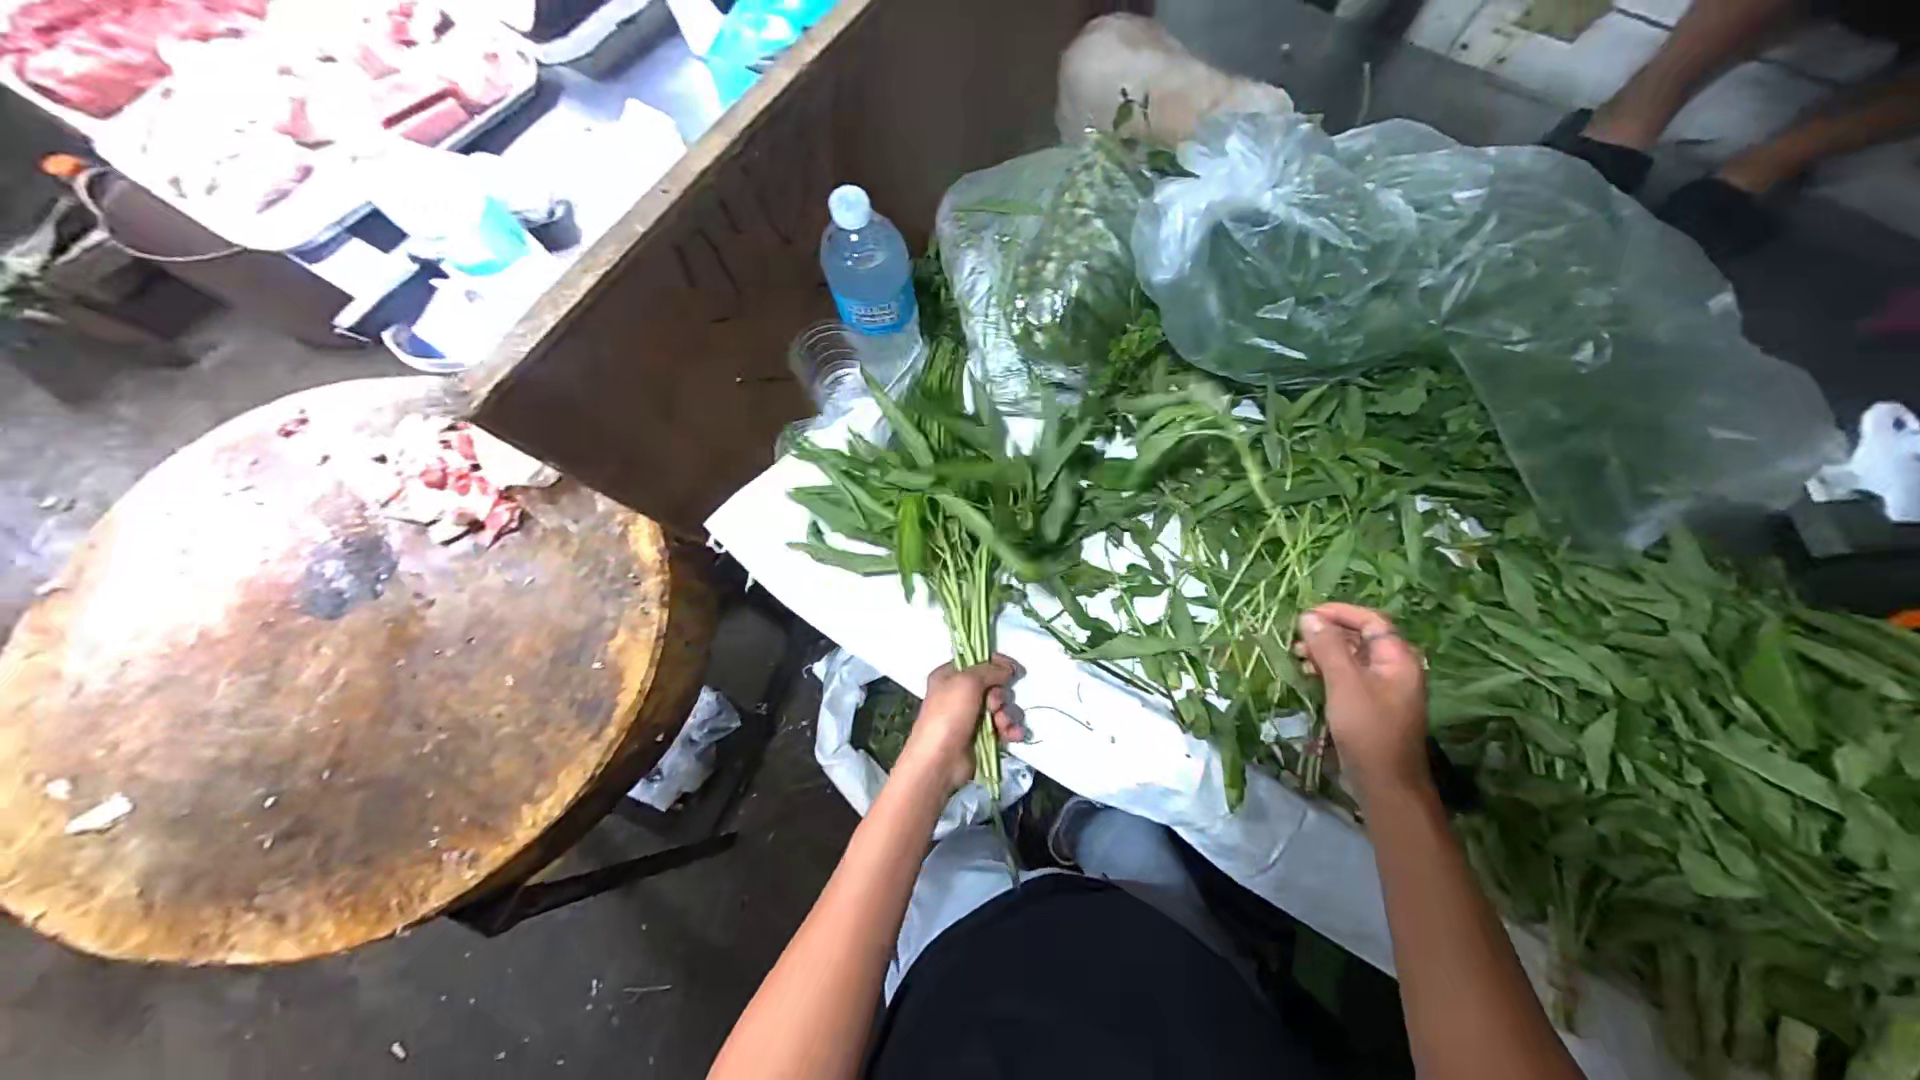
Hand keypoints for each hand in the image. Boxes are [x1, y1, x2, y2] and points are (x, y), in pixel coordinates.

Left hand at [894, 656, 1027, 794]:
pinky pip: (1006, 727)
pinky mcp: (984, 736)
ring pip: (1004, 707)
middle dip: (1000, 696)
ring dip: (1007, 715)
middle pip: (996, 685)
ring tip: (1000, 724)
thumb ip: (990, 670)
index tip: (1013, 669)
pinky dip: (1011, 730)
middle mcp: (963, 694)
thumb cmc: (948, 715)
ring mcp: (974, 716)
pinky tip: (1011, 735)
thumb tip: (1009, 669)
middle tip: (992, 705)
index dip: (998, 664)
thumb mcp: (966, 682)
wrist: (940, 760)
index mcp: (952, 676)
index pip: (980, 662)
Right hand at [1296, 603, 1430, 804]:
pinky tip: (1308, 674)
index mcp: (1398, 658)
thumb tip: (1309, 617)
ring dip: (1324, 651)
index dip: (1338, 613)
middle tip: (1296, 637)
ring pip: (1352, 656)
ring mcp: (1384, 687)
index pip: (1370, 620)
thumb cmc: (1367, 728)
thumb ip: (1328, 647)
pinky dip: (1328, 669)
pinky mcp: (1371, 703)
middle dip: (1327, 632)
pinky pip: (1349, 675)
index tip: (1306, 616)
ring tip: (1297, 655)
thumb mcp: (1344, 683)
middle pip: (1361, 636)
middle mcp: (1395, 668)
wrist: (1385, 782)